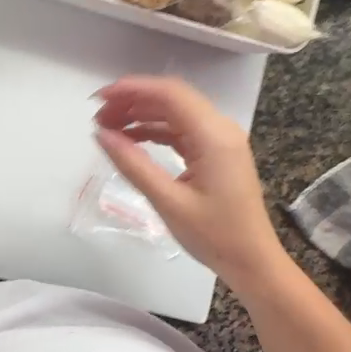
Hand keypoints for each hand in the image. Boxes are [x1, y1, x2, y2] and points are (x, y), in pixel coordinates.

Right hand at [93, 75, 280, 271]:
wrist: (252, 262)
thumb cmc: (214, 236)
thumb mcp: (168, 202)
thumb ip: (133, 164)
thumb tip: (101, 136)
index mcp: (213, 136)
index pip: (169, 94)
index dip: (131, 89)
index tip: (98, 98)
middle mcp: (220, 129)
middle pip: (171, 99)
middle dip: (132, 101)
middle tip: (98, 117)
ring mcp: (220, 140)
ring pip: (175, 113)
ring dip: (141, 115)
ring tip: (108, 127)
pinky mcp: (216, 153)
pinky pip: (182, 130)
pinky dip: (155, 130)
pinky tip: (131, 139)